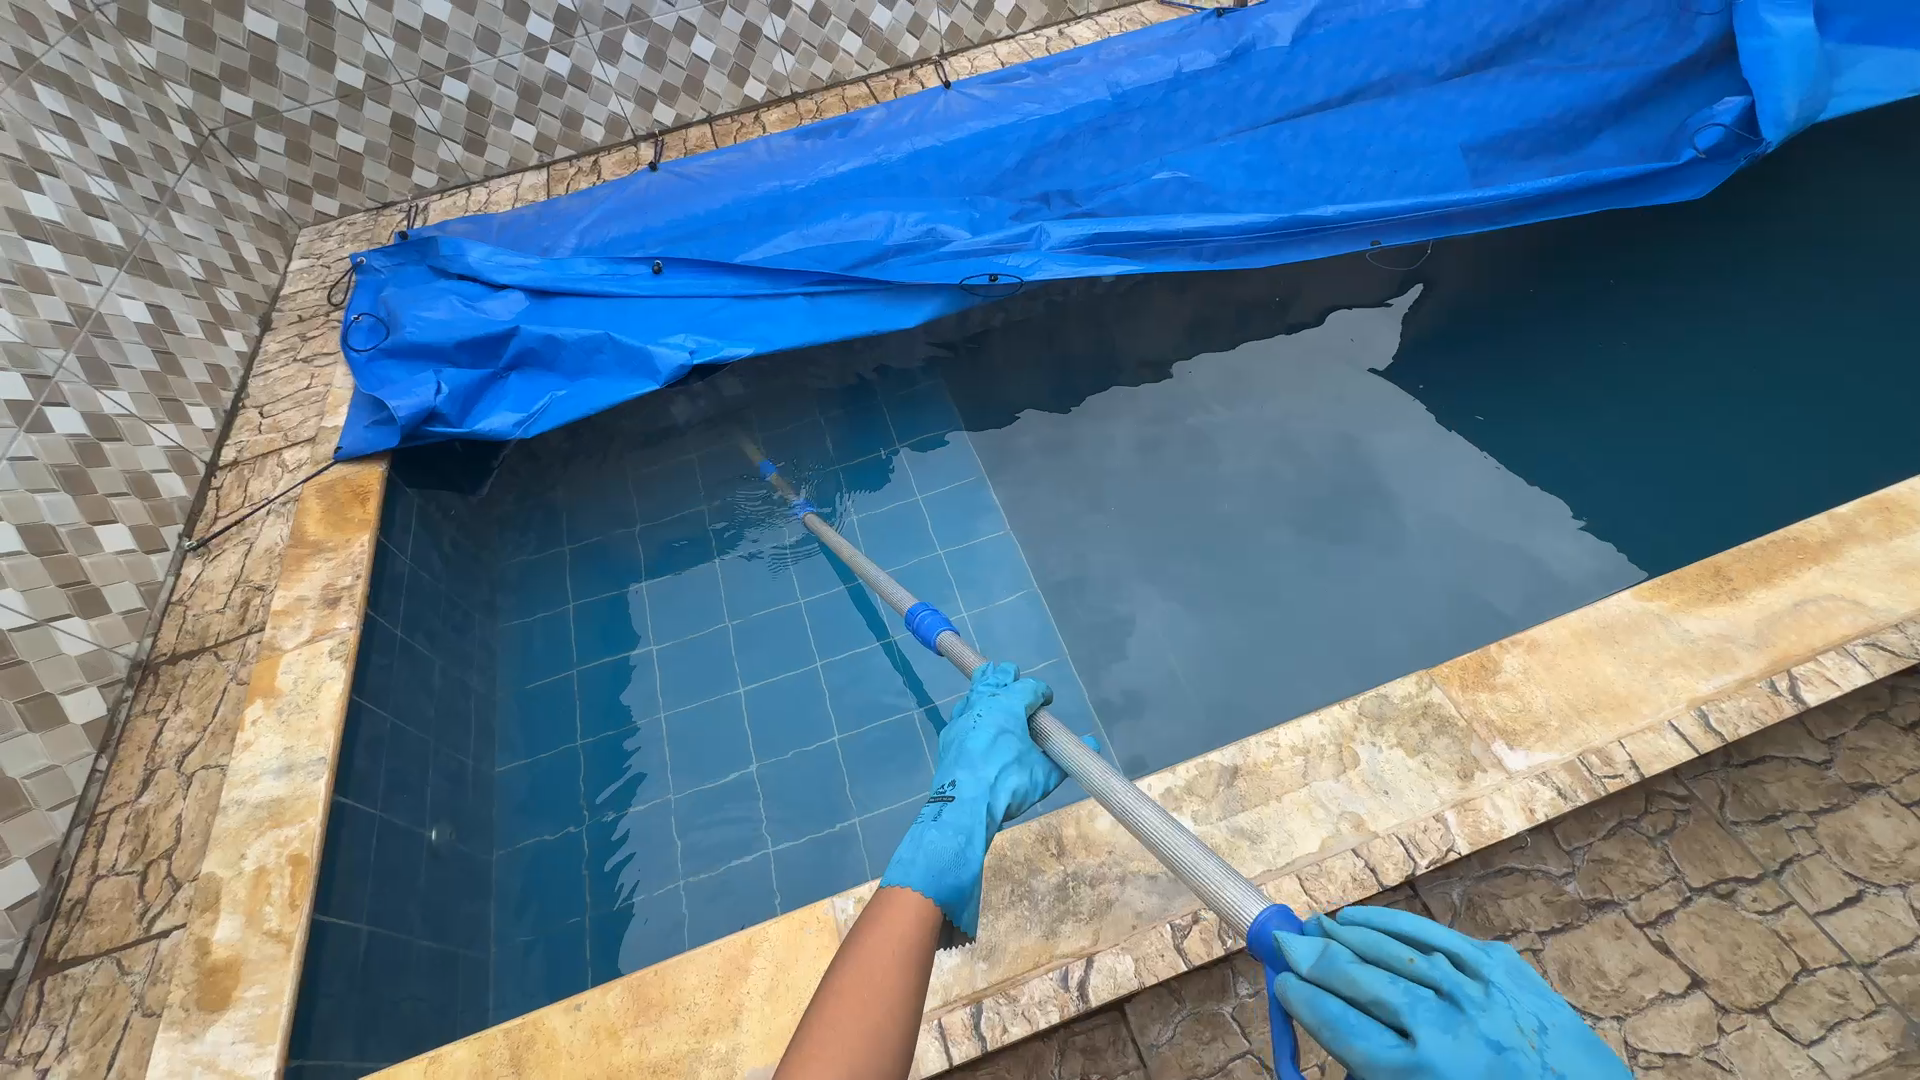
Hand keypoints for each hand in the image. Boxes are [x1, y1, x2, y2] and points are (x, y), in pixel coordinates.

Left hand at [880, 662, 1089, 935]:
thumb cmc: (1009, 783)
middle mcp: (983, 704)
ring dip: (986, 686)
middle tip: (1015, 675)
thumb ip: (1064, 757)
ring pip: (975, 690)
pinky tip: (974, 718)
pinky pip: (962, 713)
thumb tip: (1092, 745)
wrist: (964, 805)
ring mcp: (962, 718)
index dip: (1041, 691)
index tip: (1048, 700)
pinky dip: (971, 710)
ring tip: (991, 683)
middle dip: (1008, 675)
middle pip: (997, 677)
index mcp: (1008, 706)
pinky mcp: (948, 735)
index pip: (1029, 687)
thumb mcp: (1045, 774)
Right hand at [1271, 906, 1630, 1079]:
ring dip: (1342, 934)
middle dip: (1309, 957)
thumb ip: (1372, 1078)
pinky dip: (1388, 924)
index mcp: (1421, 1076)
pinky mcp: (1502, 967)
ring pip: (1387, 948)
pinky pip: (1431, 933)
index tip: (1280, 983)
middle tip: (1283, 943)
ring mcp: (1474, 989)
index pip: (1336, 1022)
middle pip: (1353, 977)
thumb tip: (1328, 1027)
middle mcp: (1442, 1027)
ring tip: (1316, 926)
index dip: (1299, 997)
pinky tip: (1359, 919)